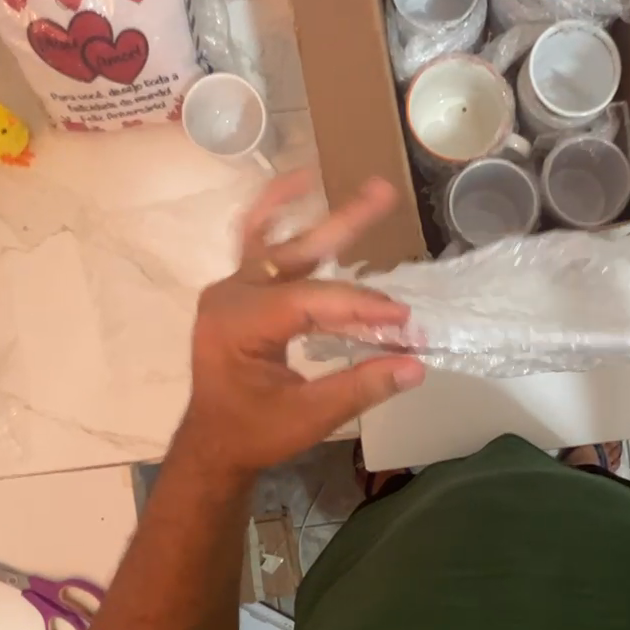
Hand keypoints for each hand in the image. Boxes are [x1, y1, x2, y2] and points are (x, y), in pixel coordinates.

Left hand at [174, 172, 426, 478]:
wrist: (213, 443)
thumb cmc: (255, 432)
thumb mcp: (309, 417)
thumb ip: (361, 388)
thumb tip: (416, 366)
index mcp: (240, 324)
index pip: (311, 301)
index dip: (360, 306)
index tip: (403, 319)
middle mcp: (232, 294)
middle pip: (296, 251)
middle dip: (345, 224)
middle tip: (386, 192)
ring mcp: (232, 288)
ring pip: (279, 239)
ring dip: (321, 214)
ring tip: (357, 186)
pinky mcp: (239, 291)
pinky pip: (256, 242)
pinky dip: (278, 214)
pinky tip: (301, 187)